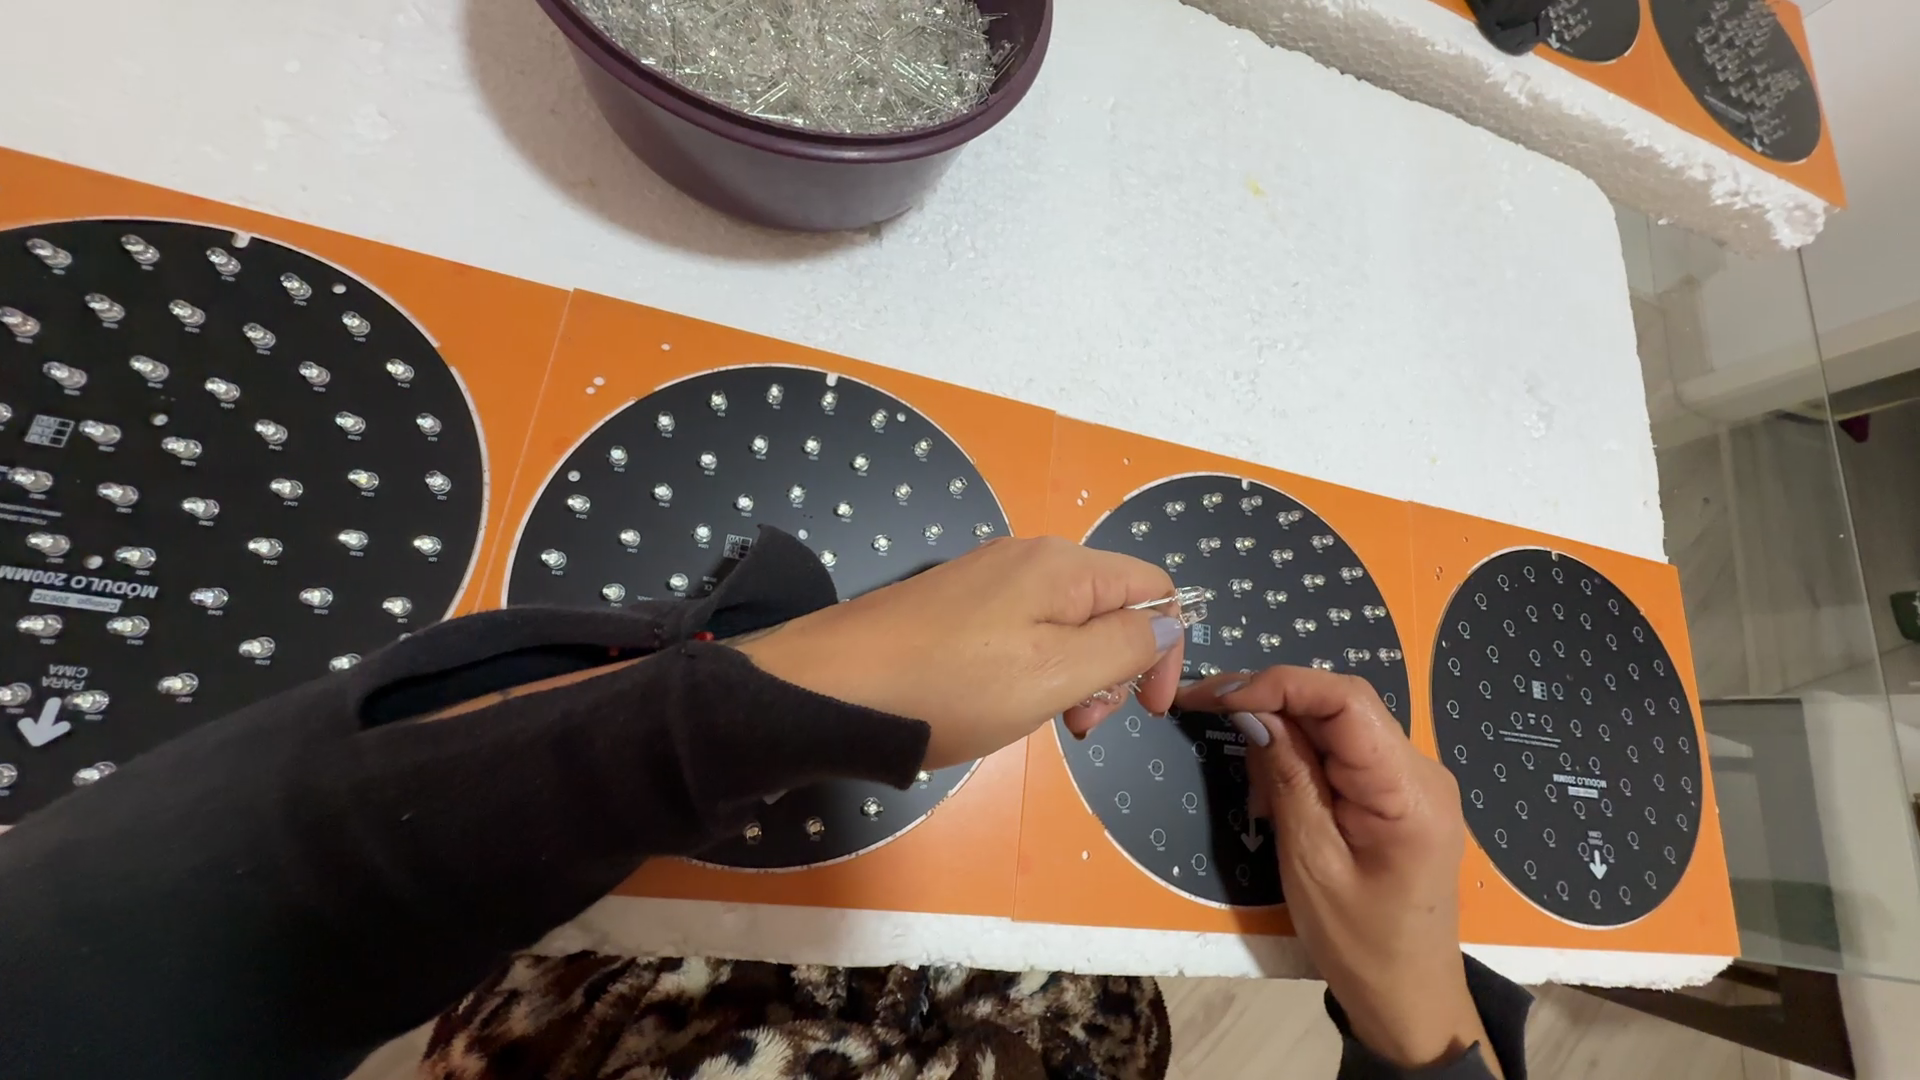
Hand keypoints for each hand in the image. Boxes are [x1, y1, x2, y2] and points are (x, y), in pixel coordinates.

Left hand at [733, 537, 1186, 768]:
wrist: (829, 687)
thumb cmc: (951, 686)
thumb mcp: (1054, 673)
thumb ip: (1122, 645)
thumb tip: (1165, 622)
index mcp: (1061, 564)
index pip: (1152, 586)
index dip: (1165, 646)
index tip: (1143, 710)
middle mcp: (1026, 558)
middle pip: (1107, 605)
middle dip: (1111, 667)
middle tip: (1080, 725)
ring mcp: (984, 580)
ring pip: (1062, 623)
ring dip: (1071, 675)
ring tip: (1039, 721)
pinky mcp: (952, 605)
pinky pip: (1018, 631)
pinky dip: (1029, 669)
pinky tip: (998, 703)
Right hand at [1176, 668, 1500, 1078]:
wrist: (1408, 998)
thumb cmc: (1358, 941)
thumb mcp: (1310, 860)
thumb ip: (1286, 776)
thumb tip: (1251, 708)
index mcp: (1407, 790)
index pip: (1345, 700)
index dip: (1278, 683)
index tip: (1218, 697)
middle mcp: (1418, 769)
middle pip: (1338, 702)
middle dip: (1267, 696)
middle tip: (1203, 705)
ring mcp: (1408, 777)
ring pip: (1333, 720)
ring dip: (1277, 724)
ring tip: (1235, 753)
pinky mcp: (1391, 788)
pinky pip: (1338, 747)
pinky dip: (1294, 749)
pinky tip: (1267, 777)